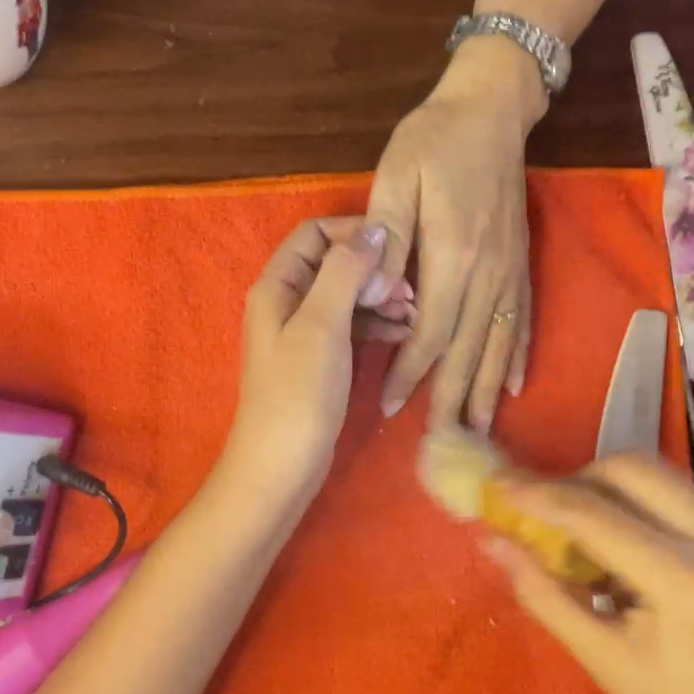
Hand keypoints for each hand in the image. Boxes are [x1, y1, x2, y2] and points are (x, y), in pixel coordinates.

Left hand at [219, 218, 412, 495]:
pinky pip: (351, 325)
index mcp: (277, 285)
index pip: (315, 232)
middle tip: (412, 292)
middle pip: (334, 263)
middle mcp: (287, 300)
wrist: (280, 467)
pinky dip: (377, 325)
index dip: (355, 233)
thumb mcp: (322, 325)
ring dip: (381, 298)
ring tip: (416, 315)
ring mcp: (304, 331)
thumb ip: (344, 271)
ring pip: (347, 295)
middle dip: (374, 269)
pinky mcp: (320, 358)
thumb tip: (374, 226)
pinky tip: (407, 334)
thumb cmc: (298, 393)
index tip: (398, 248)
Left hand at [368, 43, 538, 432]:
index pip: (428, 330)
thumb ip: (388, 235)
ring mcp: (509, 268)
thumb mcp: (397, 177)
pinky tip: (515, 383)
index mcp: (451, 255)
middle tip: (439, 445)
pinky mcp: (520, 261)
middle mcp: (486, 272)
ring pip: (497, 342)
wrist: (492, 106)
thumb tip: (377, 287)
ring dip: (487, 388)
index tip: (391, 406)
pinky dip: (516, 354)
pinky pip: (521, 318)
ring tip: (479, 430)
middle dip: (451, 397)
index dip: (409, 372)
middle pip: (466, 348)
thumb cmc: (433, 139)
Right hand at [480, 456, 693, 693]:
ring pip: (672, 486)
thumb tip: (493, 542)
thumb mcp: (613, 671)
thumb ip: (547, 597)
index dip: (536, 492)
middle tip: (547, 510)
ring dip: (619, 496)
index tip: (496, 483)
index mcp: (691, 586)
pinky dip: (657, 521)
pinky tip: (643, 566)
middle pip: (638, 470)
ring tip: (590, 540)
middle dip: (581, 477)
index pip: (593, 513)